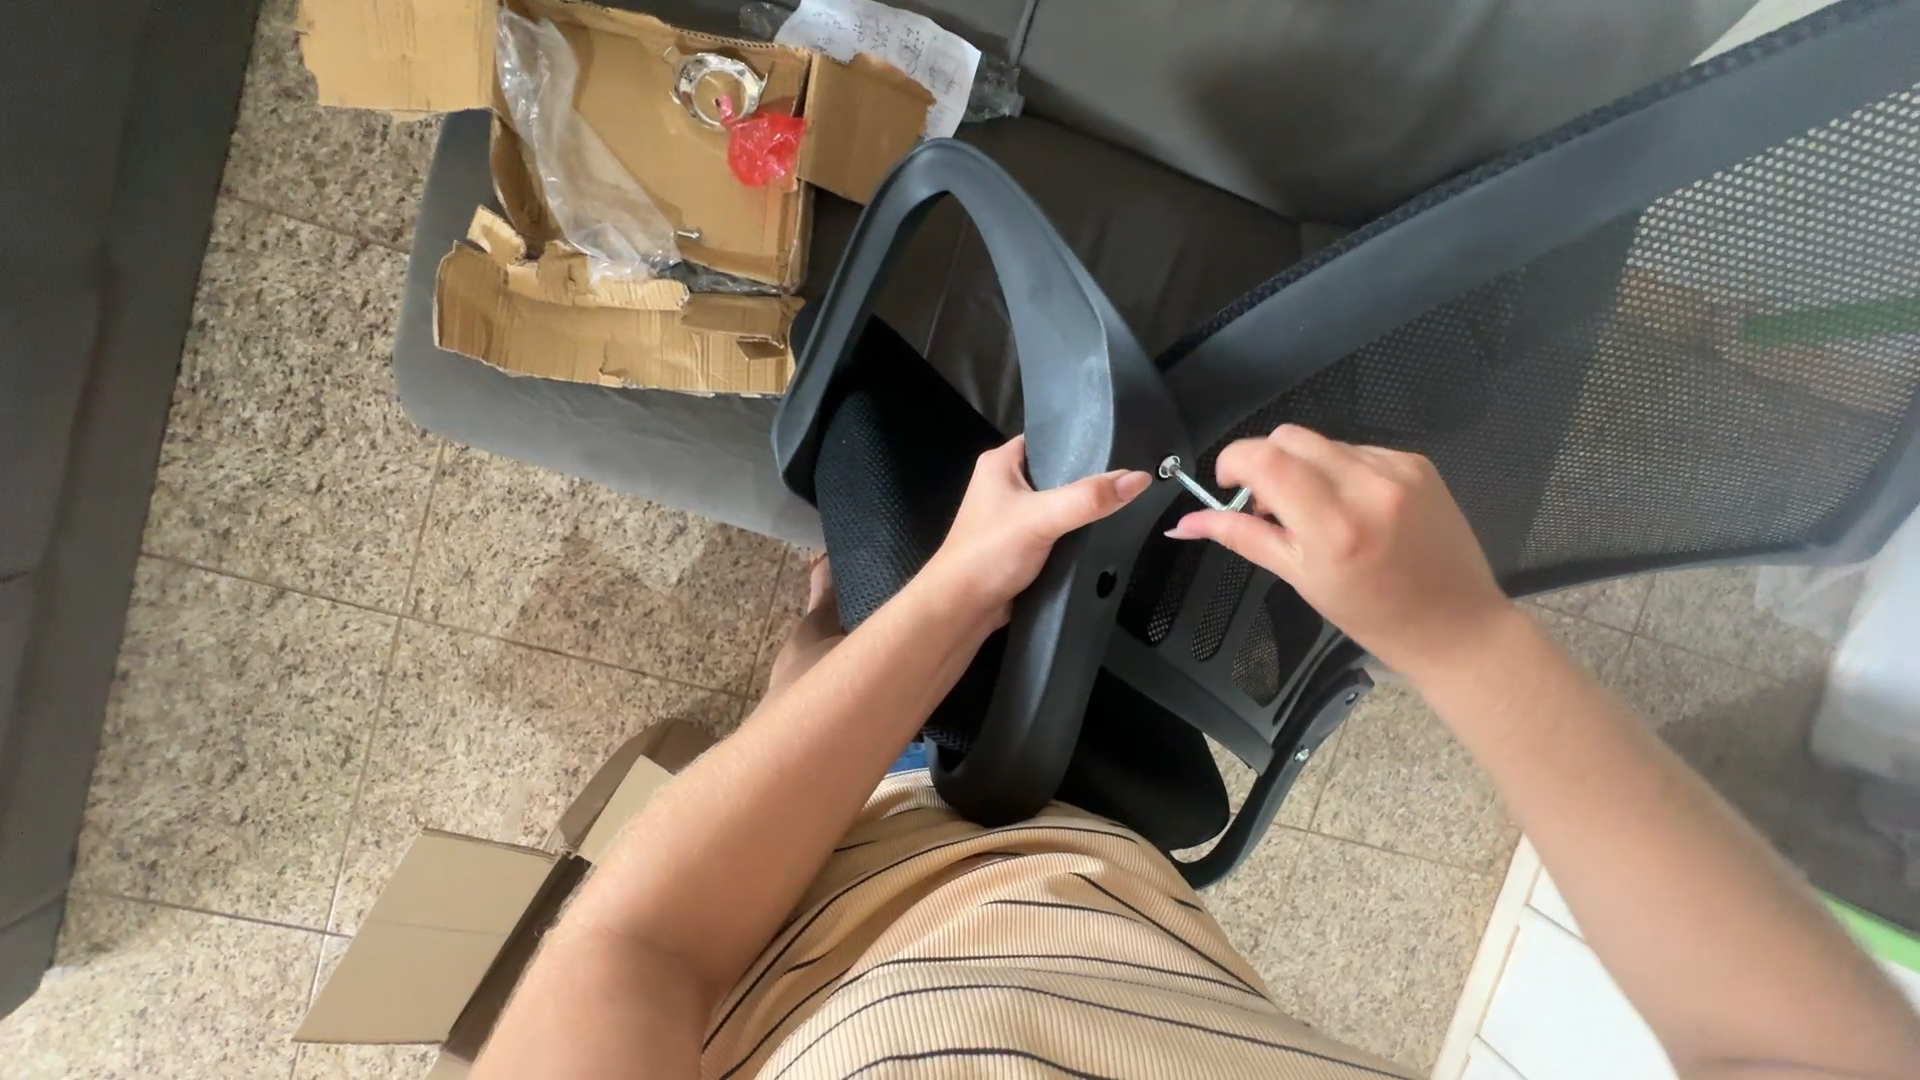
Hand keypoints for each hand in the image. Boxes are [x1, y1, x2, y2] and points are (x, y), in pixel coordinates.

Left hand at [920, 435, 1150, 625]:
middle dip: (1090, 479)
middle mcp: (1004, 484)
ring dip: (1084, 509)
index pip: (1049, 439)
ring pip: (1059, 504)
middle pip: (1058, 473)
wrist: (961, 609)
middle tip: (1133, 479)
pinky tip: (1103, 534)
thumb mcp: (1042, 517)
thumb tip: (1141, 478)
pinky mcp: (1021, 544)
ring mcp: (1012, 516)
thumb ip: (1089, 498)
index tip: (1124, 445)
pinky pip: (1056, 531)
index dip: (1083, 441)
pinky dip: (1075, 534)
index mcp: (1000, 462)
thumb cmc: (990, 552)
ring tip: (1126, 504)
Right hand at [1167, 424, 1515, 678]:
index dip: (1233, 462)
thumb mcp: (1298, 577)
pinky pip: (1355, 449)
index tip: (1229, 484)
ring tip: (1314, 511)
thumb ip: (1241, 537)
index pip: (1265, 459)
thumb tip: (1184, 524)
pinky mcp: (1417, 464)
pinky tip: (1349, 506)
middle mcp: (1369, 487)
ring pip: (1321, 442)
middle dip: (1264, 461)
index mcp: (1334, 525)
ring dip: (1302, 467)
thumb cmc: (1373, 614)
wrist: (1456, 625)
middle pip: (1288, 437)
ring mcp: (1398, 470)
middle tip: (1268, 503)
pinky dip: (1337, 471)